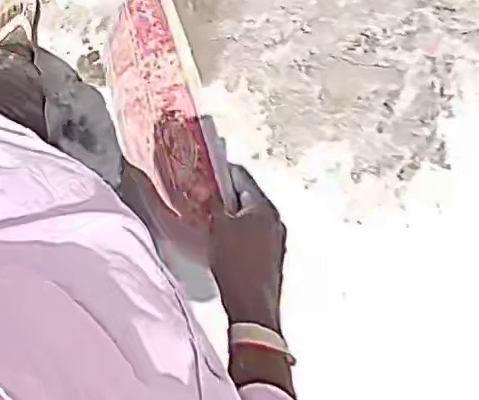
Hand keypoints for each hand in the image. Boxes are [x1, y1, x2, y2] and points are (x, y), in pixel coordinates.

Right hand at [209, 164, 286, 329]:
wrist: (252, 308)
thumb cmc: (235, 262)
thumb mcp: (218, 225)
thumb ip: (214, 201)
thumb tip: (210, 189)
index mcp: (264, 208)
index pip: (241, 176)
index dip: (220, 170)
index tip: (203, 169)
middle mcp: (275, 220)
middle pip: (246, 195)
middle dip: (225, 192)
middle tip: (203, 191)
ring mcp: (276, 239)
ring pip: (249, 214)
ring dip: (231, 211)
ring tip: (209, 212)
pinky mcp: (272, 256)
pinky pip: (253, 231)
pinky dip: (238, 227)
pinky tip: (222, 235)